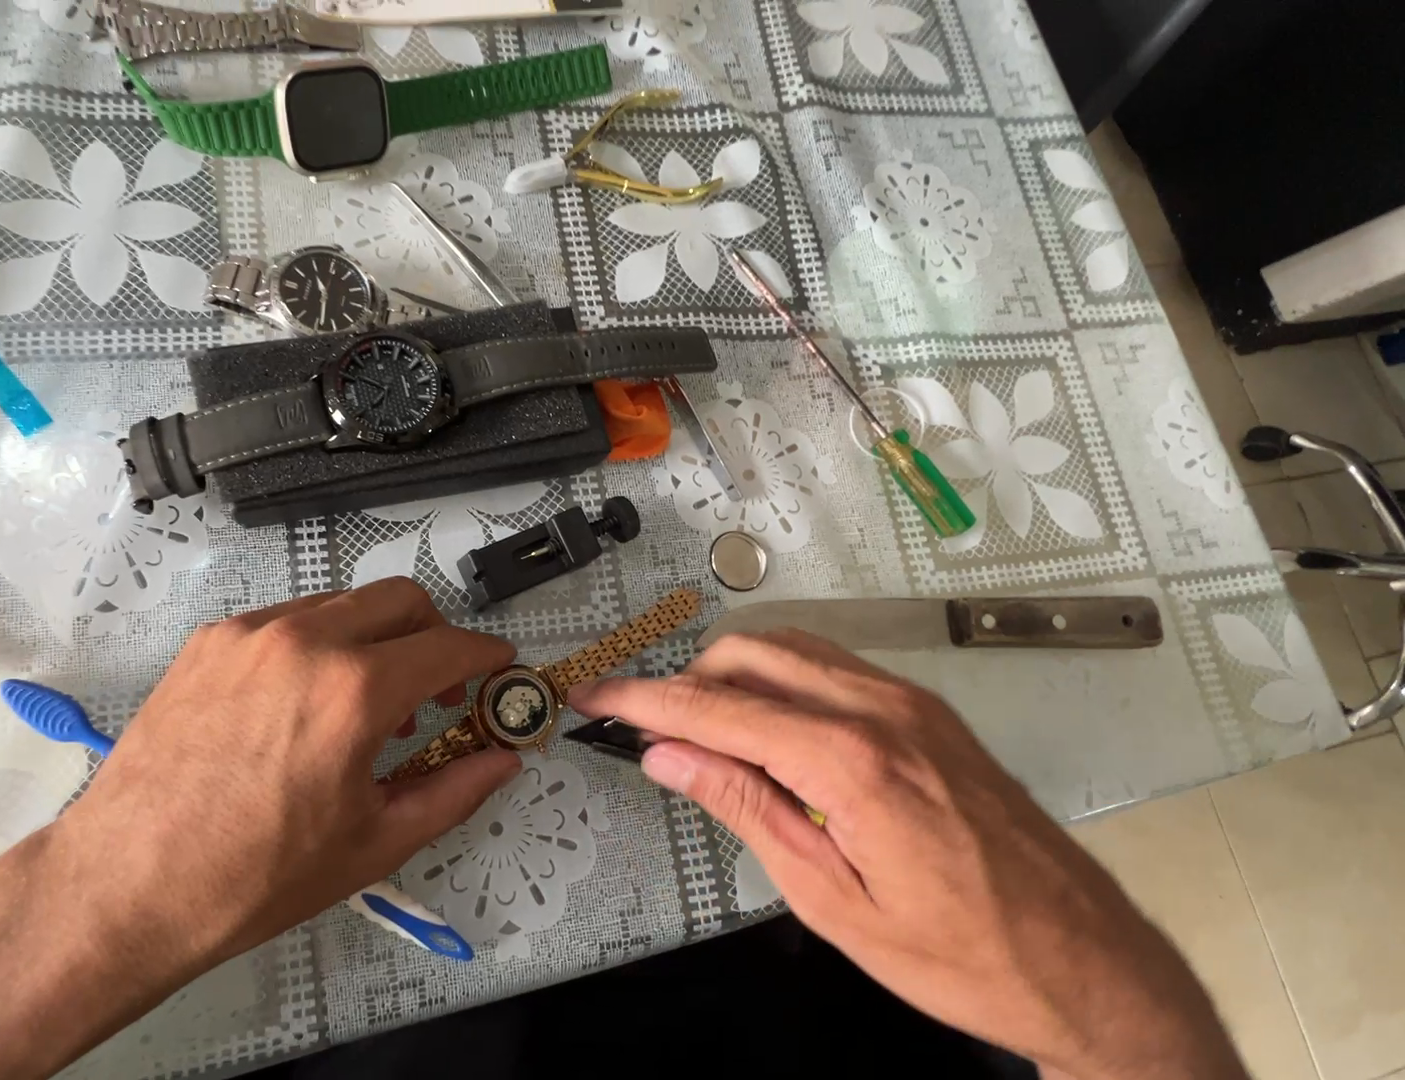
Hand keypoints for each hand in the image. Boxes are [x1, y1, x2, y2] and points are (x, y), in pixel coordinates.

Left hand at [56, 577, 521, 975]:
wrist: (127, 884)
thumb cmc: (254, 877)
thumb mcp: (373, 843)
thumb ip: (453, 791)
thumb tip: (501, 761)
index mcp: (353, 691)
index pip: (447, 645)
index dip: (484, 655)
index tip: (496, 667)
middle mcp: (304, 641)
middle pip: (400, 599)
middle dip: (434, 632)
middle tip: (434, 687)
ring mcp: (249, 634)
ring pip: (342, 603)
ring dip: (374, 637)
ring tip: (363, 702)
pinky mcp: (209, 641)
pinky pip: (286, 620)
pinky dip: (317, 643)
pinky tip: (303, 699)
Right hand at [567, 631, 1244, 1079]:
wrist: (1092, 965)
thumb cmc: (958, 954)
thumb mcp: (830, 897)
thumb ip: (742, 807)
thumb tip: (666, 756)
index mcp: (849, 761)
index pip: (714, 707)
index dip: (642, 700)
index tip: (595, 698)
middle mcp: (877, 710)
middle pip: (745, 654)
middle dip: (684, 683)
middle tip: (654, 734)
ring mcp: (905, 700)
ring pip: (784, 648)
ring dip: (728, 677)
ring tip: (705, 734)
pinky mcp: (922, 708)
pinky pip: (825, 665)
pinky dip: (775, 680)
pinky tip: (768, 730)